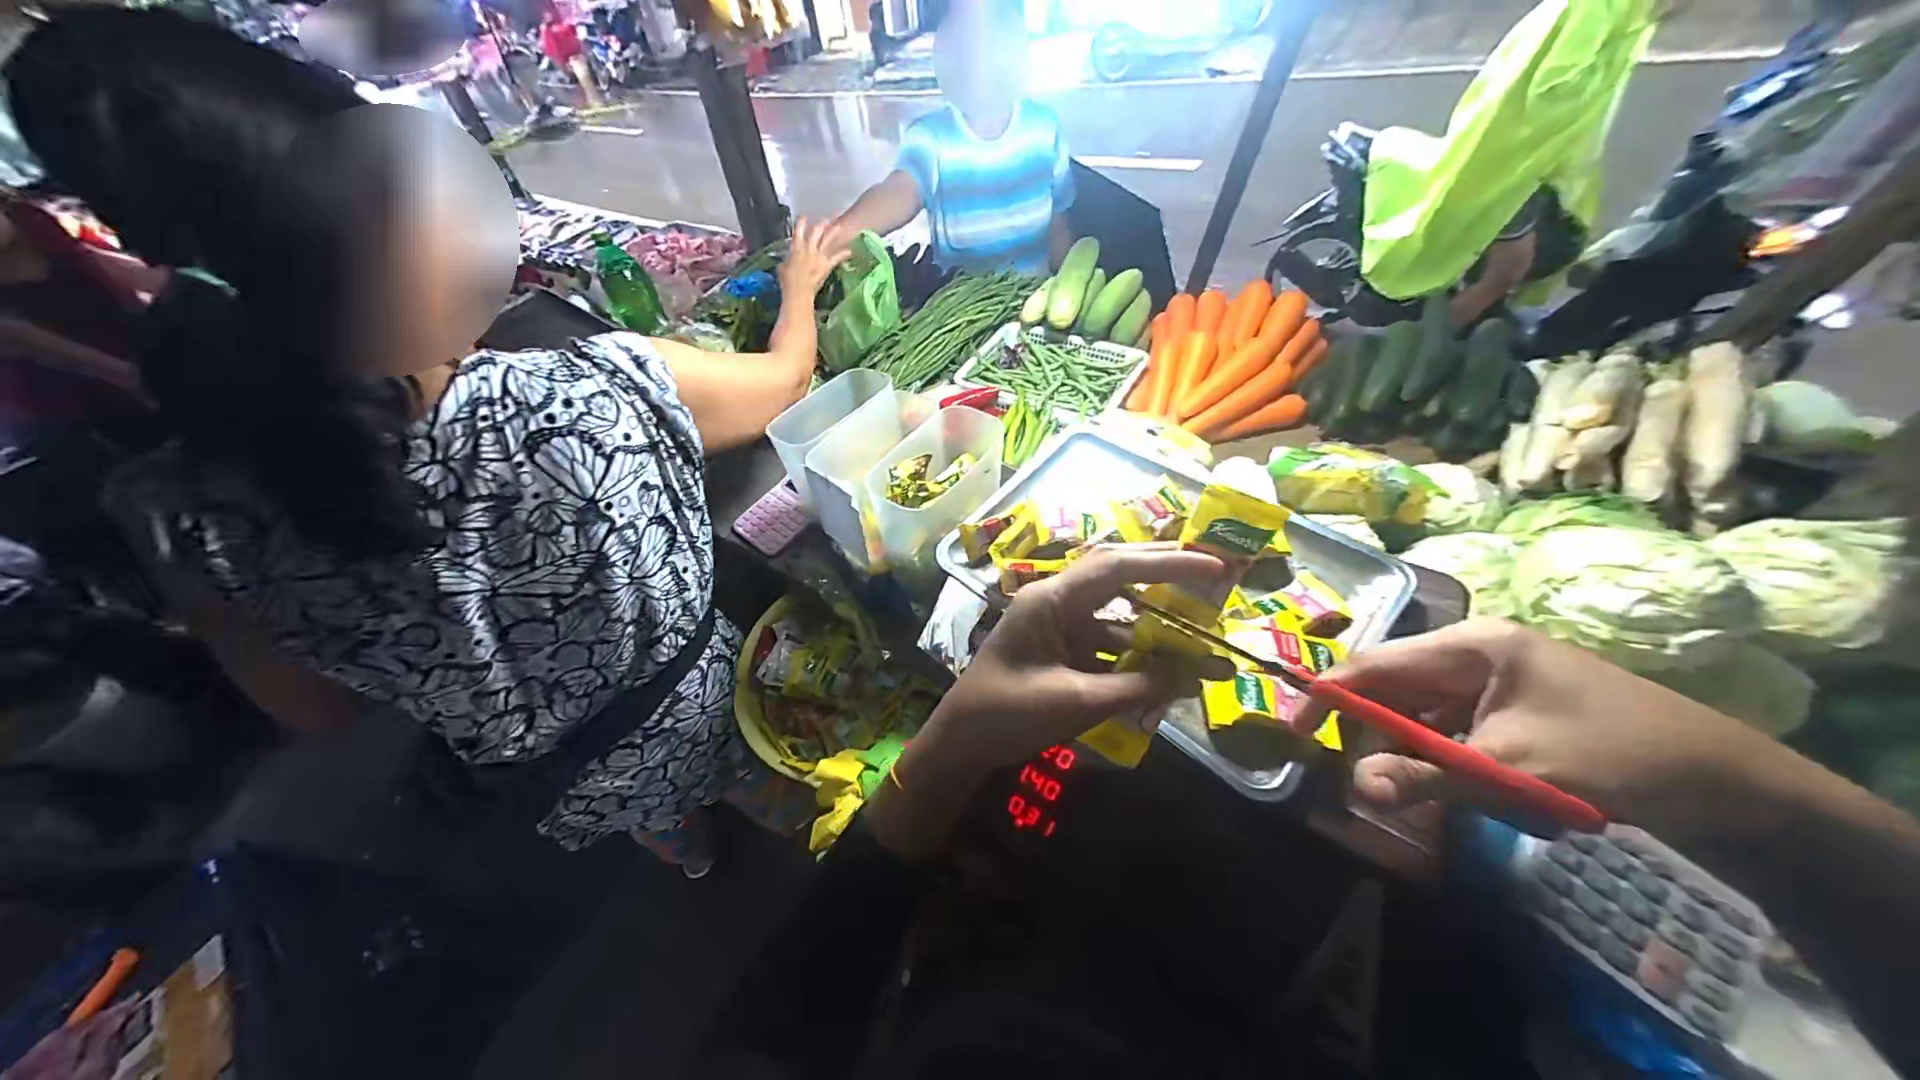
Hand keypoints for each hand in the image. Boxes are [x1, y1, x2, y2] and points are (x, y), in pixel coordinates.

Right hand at [777, 216, 851, 298]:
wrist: (798, 291)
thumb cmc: (787, 281)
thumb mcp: (783, 268)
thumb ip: (787, 261)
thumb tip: (787, 262)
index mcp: (796, 247)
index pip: (797, 230)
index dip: (801, 222)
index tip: (803, 216)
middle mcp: (808, 248)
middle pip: (816, 231)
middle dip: (822, 223)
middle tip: (828, 217)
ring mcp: (818, 256)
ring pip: (827, 240)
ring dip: (833, 232)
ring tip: (840, 225)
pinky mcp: (826, 265)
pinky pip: (836, 257)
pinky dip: (843, 254)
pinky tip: (850, 251)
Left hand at [917, 544, 1230, 773]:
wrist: (961, 743)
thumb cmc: (1007, 714)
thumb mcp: (1075, 702)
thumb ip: (1137, 687)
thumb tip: (1195, 676)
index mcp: (1050, 600)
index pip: (1115, 566)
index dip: (1167, 563)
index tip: (1214, 566)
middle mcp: (1056, 603)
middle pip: (1118, 577)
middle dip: (1166, 575)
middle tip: (1216, 575)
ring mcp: (1059, 627)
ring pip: (1118, 615)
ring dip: (1157, 626)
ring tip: (1204, 632)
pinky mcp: (1062, 652)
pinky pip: (1108, 644)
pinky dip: (1138, 656)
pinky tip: (1170, 671)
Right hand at [1289, 618, 1793, 839]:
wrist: (1733, 785)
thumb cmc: (1615, 756)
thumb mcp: (1512, 767)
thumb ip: (1427, 775)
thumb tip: (1355, 787)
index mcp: (1470, 645)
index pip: (1374, 663)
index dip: (1328, 695)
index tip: (1296, 730)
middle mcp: (1474, 651)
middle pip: (1393, 684)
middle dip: (1371, 729)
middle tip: (1360, 774)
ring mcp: (1492, 677)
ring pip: (1419, 708)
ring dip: (1408, 748)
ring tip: (1409, 787)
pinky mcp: (1508, 704)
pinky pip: (1449, 725)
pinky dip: (1439, 754)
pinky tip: (1451, 784)